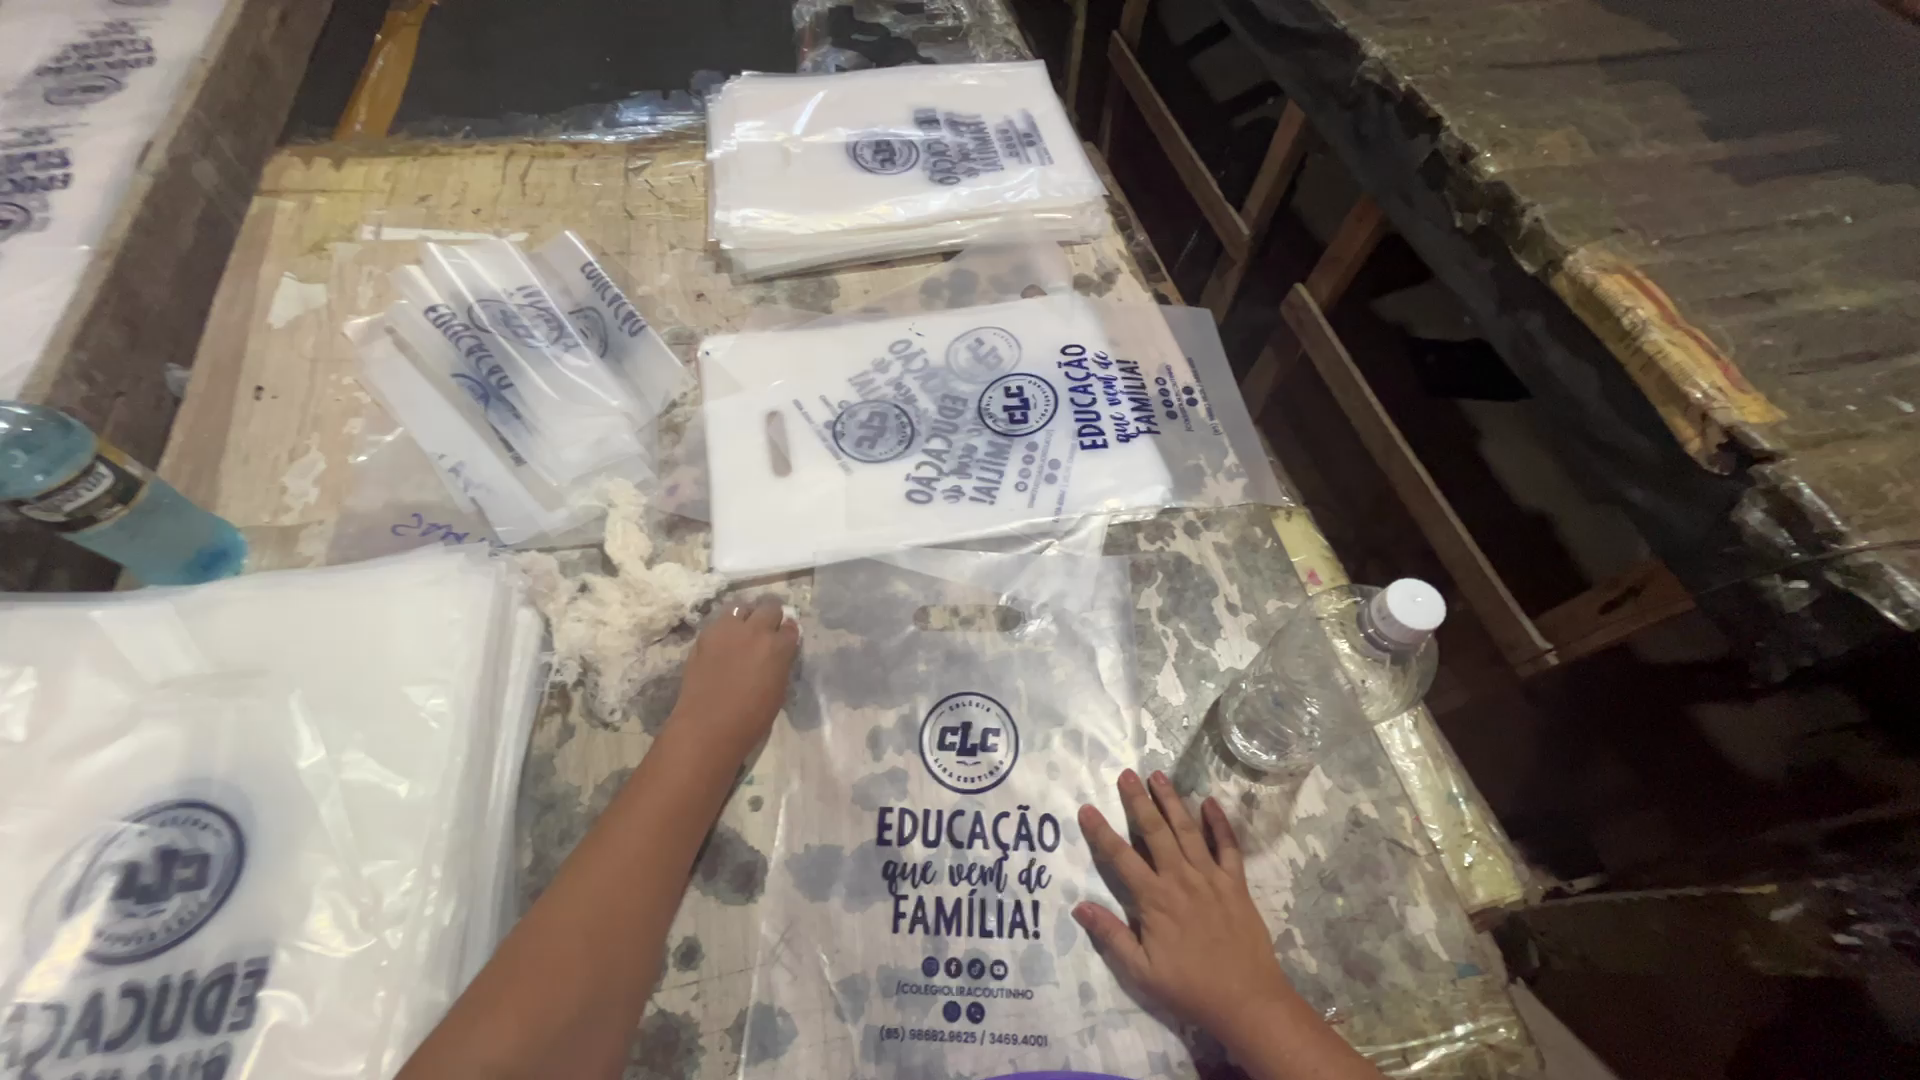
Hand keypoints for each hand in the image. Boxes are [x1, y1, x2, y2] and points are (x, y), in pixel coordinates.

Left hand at [665, 596, 798, 758]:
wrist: (708, 726)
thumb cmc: (751, 718)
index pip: (791, 627)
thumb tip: (778, 654)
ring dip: (747, 615)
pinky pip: (720, 621)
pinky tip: (724, 642)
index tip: (785, 640)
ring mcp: (728, 630)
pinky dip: (726, 627)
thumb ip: (781, 663)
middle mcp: (756, 630)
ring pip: (742, 606)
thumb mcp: (779, 689)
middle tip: (768, 631)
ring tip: (744, 630)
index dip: (788, 634)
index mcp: (778, 647)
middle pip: (770, 607)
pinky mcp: (705, 635)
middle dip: (772, 617)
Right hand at [1075, 769, 1297, 1047]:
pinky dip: (1219, 823)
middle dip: (1138, 801)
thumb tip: (1079, 906)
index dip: (1101, 832)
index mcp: (1155, 900)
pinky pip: (1228, 846)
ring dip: (1171, 801)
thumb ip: (1111, 936)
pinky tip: (1210, 802)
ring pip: (1188, 830)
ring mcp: (1211, 878)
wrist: (1247, 1002)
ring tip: (1158, 775)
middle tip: (1126, 773)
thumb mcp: (1141, 972)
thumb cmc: (1189, 988)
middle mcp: (1181, 879)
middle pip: (1155, 831)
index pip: (1121, 858)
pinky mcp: (1236, 883)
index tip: (1087, 807)